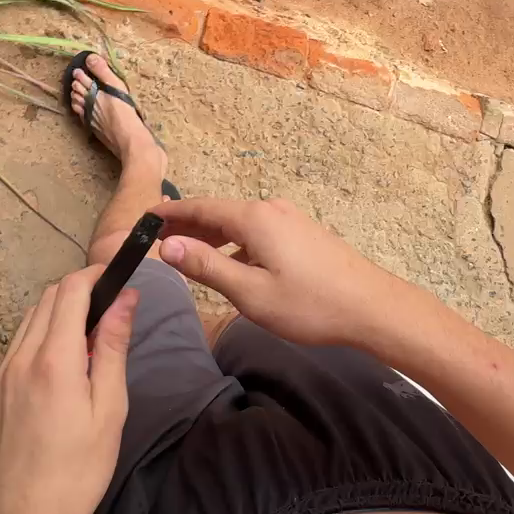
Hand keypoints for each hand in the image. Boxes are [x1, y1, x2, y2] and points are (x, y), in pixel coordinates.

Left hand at [0, 265, 136, 513]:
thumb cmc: (76, 472)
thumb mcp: (109, 408)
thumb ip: (114, 346)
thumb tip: (127, 298)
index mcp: (53, 360)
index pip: (70, 289)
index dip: (95, 273)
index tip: (117, 275)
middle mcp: (20, 359)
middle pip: (48, 298)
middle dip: (79, 290)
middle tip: (109, 309)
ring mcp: (0, 377)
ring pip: (30, 319)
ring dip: (59, 312)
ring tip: (88, 340)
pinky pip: (17, 346)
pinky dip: (41, 336)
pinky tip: (61, 366)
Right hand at [153, 198, 436, 350]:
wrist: (370, 306)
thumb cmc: (309, 304)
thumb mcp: (250, 292)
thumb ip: (207, 267)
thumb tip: (168, 246)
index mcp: (255, 218)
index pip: (201, 207)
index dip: (171, 212)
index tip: (144, 217)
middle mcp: (270, 209)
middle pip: (219, 211)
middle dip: (188, 223)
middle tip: (157, 238)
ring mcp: (289, 218)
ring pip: (239, 222)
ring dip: (212, 234)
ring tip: (187, 252)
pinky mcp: (301, 232)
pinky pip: (257, 230)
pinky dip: (235, 242)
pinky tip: (231, 263)